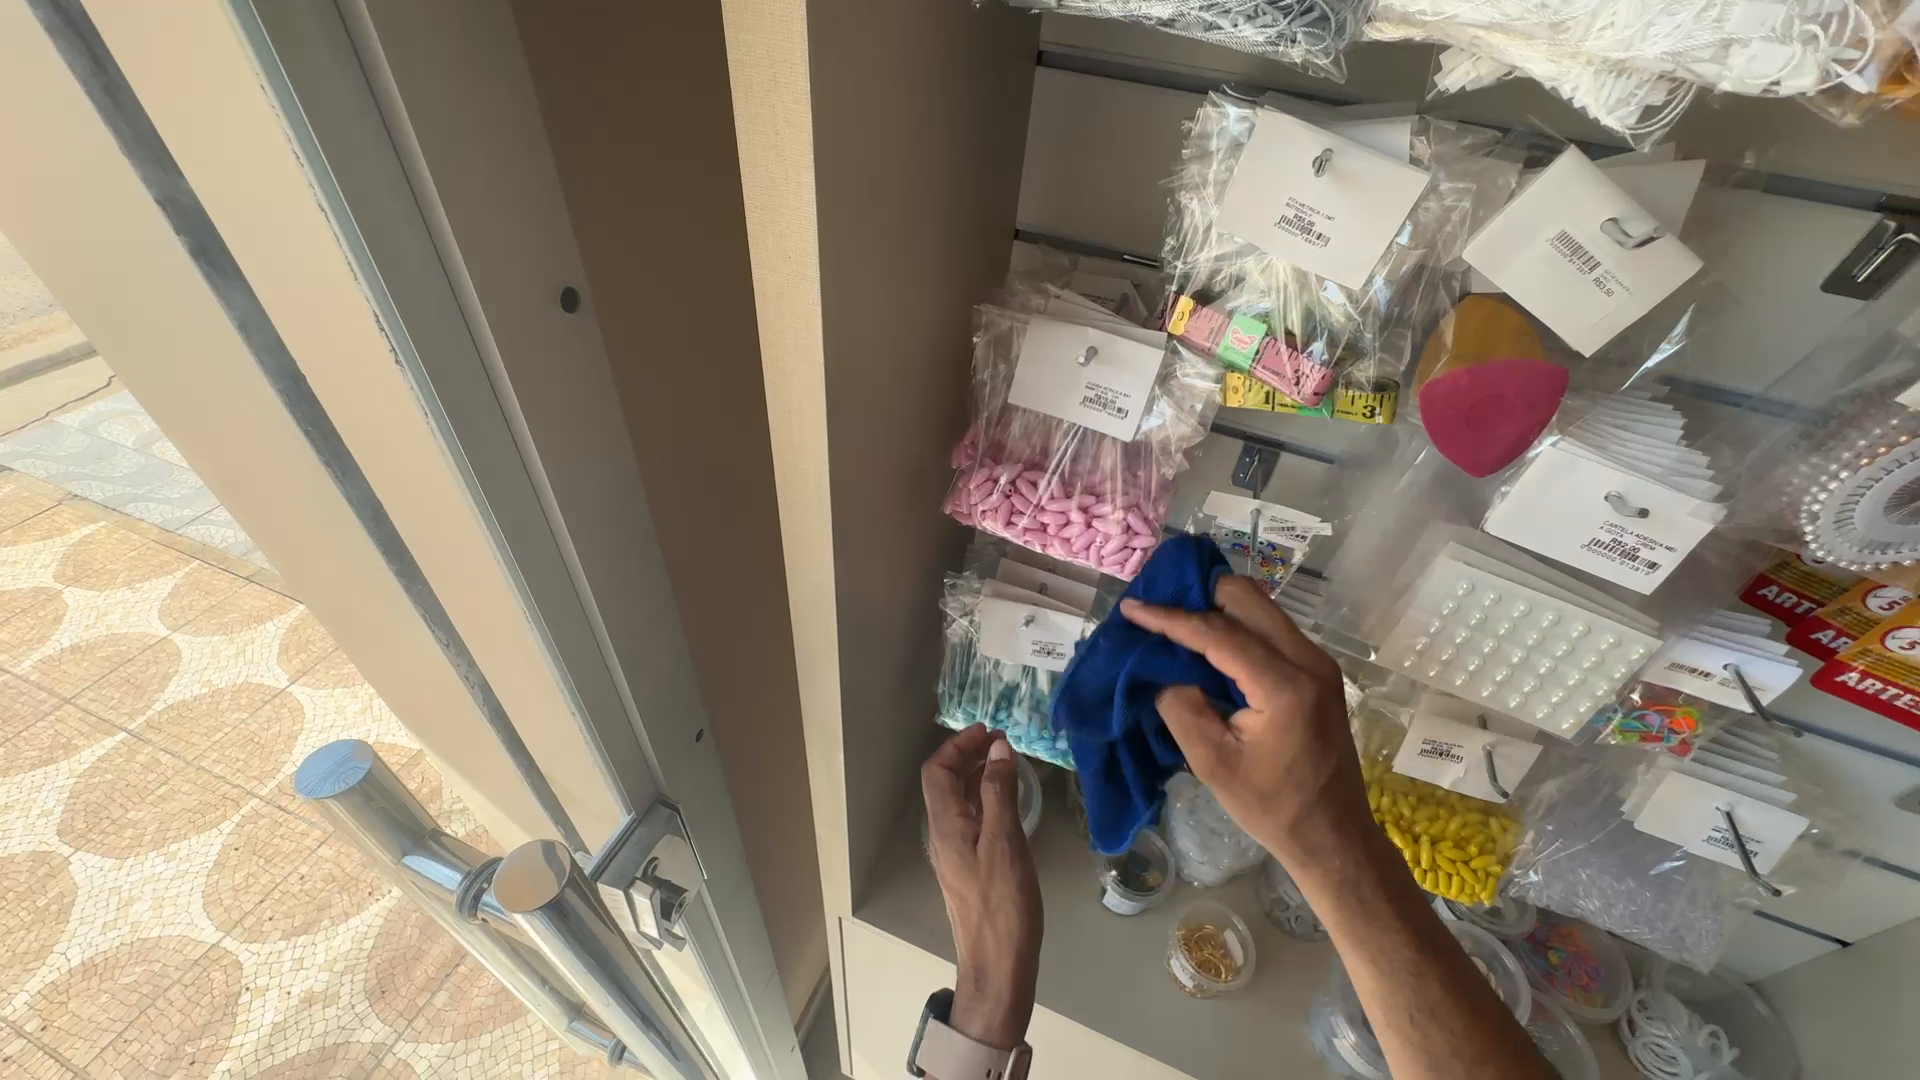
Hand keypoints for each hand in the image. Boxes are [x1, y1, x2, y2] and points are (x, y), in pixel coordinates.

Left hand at [920, 726, 1041, 1049]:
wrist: (998, 964)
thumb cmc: (1002, 903)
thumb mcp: (1005, 841)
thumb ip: (999, 792)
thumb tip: (996, 748)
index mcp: (945, 824)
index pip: (936, 770)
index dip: (957, 745)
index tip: (986, 730)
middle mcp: (943, 834)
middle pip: (945, 782)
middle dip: (968, 755)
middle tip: (1001, 741)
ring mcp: (955, 852)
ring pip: (958, 800)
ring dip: (977, 775)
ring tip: (1006, 761)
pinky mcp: (969, 866)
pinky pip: (971, 818)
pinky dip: (986, 798)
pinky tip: (1008, 800)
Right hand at [1120, 575, 1371, 867]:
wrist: (1334, 837)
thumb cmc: (1272, 808)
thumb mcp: (1212, 763)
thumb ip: (1180, 706)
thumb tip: (1161, 668)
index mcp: (1285, 686)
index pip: (1218, 633)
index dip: (1169, 618)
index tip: (1131, 608)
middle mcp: (1309, 661)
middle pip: (1247, 597)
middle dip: (1197, 595)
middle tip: (1157, 608)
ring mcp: (1317, 662)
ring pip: (1260, 606)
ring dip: (1216, 607)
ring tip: (1175, 622)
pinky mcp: (1316, 670)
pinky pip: (1269, 627)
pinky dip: (1234, 625)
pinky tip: (1205, 643)